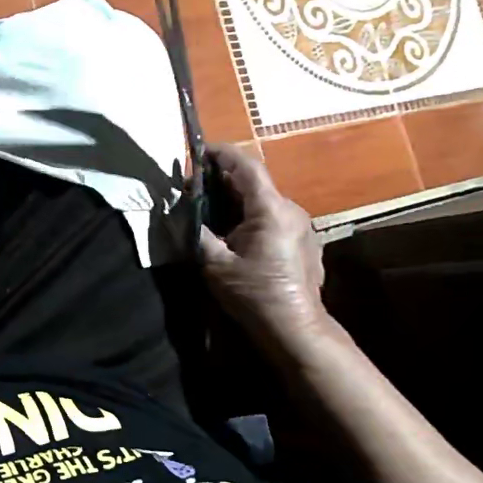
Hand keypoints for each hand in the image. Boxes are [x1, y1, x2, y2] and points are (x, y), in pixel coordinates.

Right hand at [197, 144, 332, 350]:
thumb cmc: (254, 295)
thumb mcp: (215, 265)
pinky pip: (275, 219)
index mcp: (271, 209)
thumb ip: (195, 233)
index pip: (245, 166)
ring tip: (210, 212)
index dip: (220, 154)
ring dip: (237, 202)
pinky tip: (235, 236)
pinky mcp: (305, 242)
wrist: (294, 329)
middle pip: (255, 183)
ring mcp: (302, 226)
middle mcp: (291, 209)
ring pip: (264, 202)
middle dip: (223, 181)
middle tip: (194, 188)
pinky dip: (252, 218)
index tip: (198, 152)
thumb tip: (178, 213)